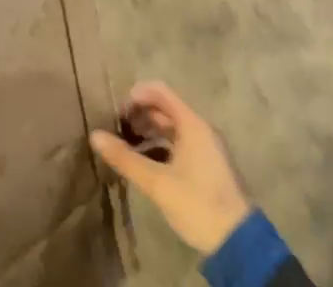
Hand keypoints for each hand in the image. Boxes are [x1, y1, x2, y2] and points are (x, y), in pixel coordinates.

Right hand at [88, 81, 252, 254]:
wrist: (237, 240)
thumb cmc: (197, 203)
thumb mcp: (157, 182)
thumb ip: (125, 158)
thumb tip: (95, 135)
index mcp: (192, 124)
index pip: (160, 92)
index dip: (135, 96)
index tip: (115, 113)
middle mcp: (200, 129)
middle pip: (165, 109)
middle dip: (139, 115)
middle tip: (116, 131)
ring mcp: (206, 147)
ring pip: (171, 128)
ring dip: (148, 132)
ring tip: (125, 147)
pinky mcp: (206, 165)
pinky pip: (178, 144)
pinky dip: (159, 147)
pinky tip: (144, 164)